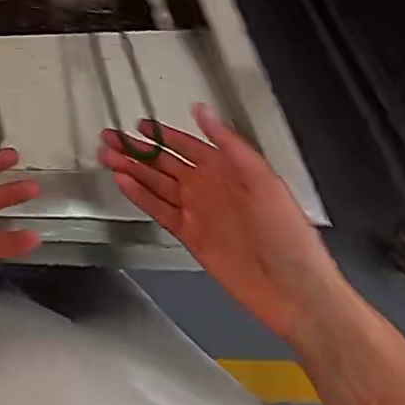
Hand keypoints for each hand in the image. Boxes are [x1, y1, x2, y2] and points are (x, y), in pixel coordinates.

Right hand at [99, 103, 348, 340]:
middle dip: (135, 149)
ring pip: (155, 184)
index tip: (141, 123)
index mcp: (226, 170)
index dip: (162, 134)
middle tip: (111, 137)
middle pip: (163, 162)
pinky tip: (124, 183)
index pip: (185, 144)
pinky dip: (139, 196)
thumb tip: (204, 112)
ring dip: (131, 169)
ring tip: (108, 156)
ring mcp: (198, 212)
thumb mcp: (263, 179)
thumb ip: (229, 143)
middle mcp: (209, 188)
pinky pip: (159, 210)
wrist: (297, 292)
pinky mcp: (192, 236)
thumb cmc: (291, 236)